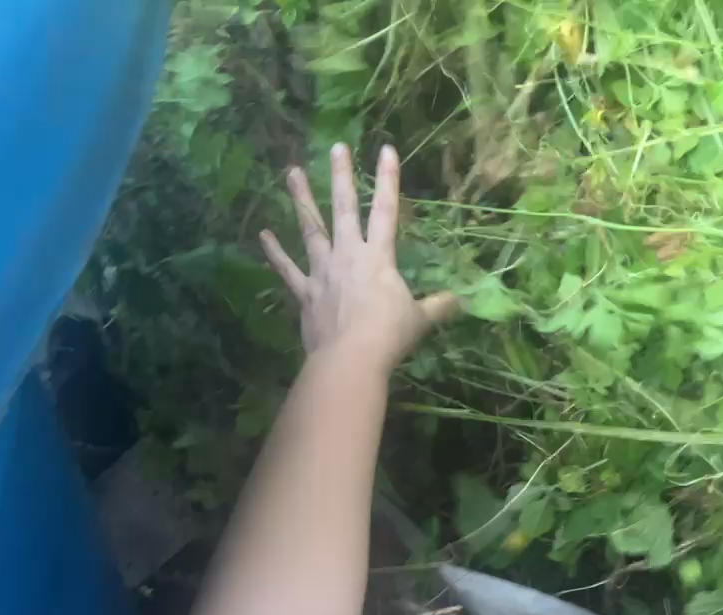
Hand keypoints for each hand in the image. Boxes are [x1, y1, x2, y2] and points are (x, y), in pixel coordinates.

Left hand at [261, 144, 457, 369]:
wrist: (351, 359)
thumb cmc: (388, 337)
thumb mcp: (419, 320)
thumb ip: (437, 307)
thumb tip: (459, 302)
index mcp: (379, 257)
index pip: (386, 211)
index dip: (388, 180)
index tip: (386, 150)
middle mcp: (348, 255)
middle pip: (344, 209)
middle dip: (341, 176)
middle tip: (335, 148)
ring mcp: (323, 272)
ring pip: (311, 229)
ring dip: (301, 200)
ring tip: (291, 173)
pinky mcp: (305, 293)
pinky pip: (287, 270)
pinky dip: (275, 253)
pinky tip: (264, 235)